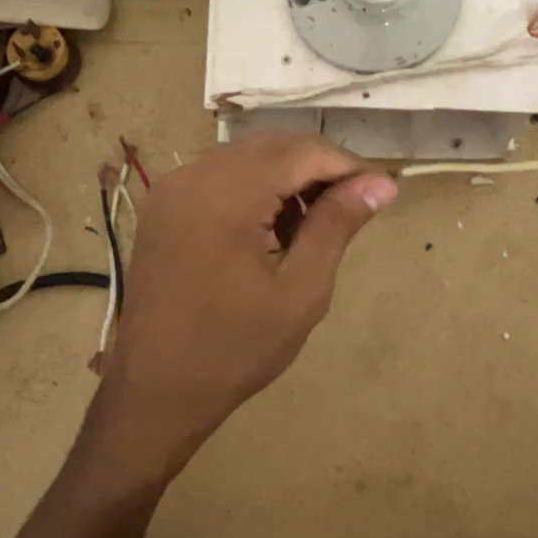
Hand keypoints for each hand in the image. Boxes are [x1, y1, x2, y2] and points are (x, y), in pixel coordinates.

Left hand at [81, 133, 396, 484]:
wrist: (155, 391)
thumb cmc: (234, 349)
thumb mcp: (300, 291)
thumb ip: (336, 226)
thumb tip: (381, 184)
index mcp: (226, 193)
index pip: (301, 152)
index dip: (347, 165)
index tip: (382, 192)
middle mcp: (193, 175)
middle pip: (272, 147)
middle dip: (318, 169)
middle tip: (354, 208)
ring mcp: (171, 189)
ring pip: (245, 158)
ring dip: (286, 178)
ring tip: (314, 226)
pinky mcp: (162, 207)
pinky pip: (218, 178)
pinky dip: (253, 189)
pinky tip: (272, 229)